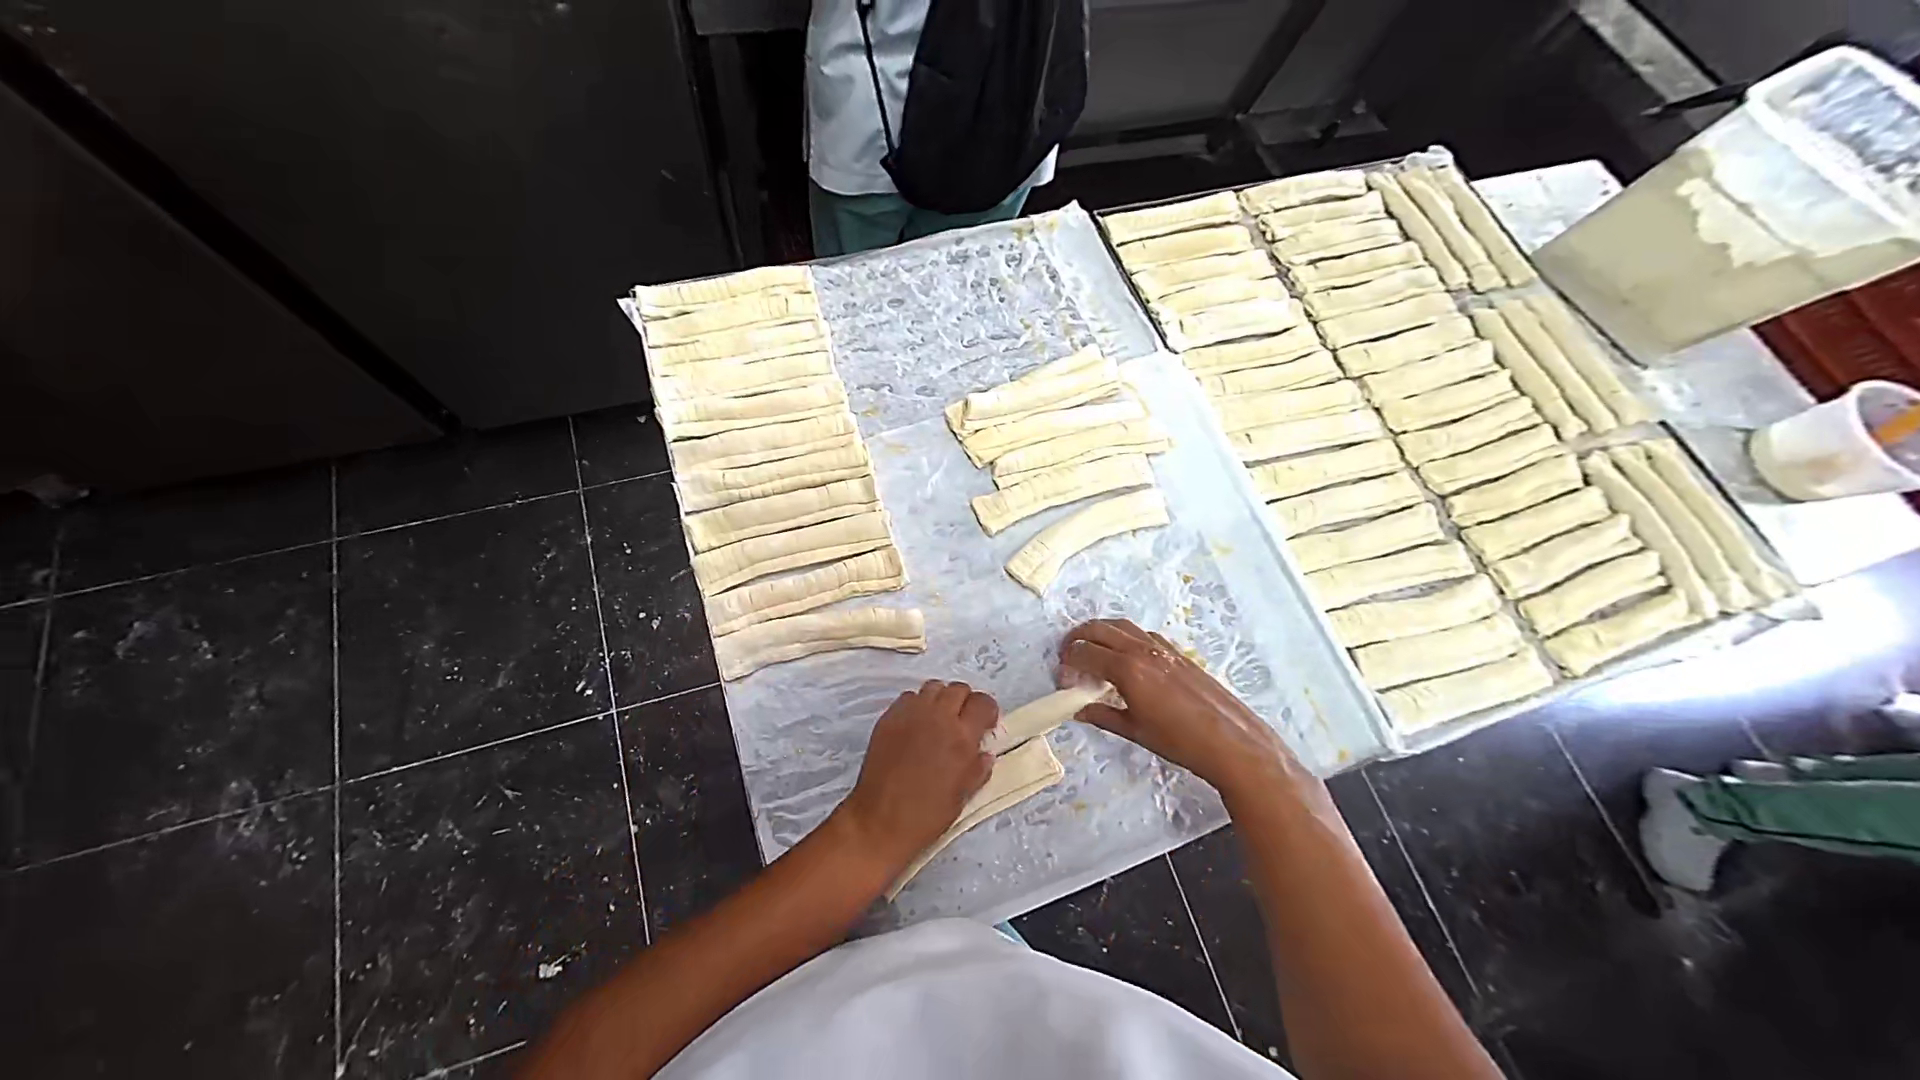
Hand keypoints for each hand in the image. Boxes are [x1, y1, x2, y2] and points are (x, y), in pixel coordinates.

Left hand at [834, 680, 999, 869]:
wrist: (880, 820)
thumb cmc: (927, 814)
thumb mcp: (962, 795)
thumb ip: (977, 769)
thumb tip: (985, 753)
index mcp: (961, 737)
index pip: (983, 703)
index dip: (988, 711)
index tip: (985, 725)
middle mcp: (937, 717)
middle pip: (958, 689)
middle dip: (965, 702)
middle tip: (962, 722)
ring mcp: (910, 714)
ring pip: (933, 687)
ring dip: (941, 699)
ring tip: (938, 720)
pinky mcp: (889, 717)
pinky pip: (908, 697)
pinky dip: (917, 705)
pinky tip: (915, 725)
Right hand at [1061, 619, 1322, 806]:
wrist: (1231, 741)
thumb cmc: (1180, 741)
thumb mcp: (1134, 731)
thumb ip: (1103, 715)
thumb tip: (1079, 710)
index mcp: (1127, 669)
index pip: (1084, 653)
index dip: (1067, 664)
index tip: (1063, 679)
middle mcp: (1141, 650)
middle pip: (1098, 628)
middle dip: (1076, 638)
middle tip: (1067, 656)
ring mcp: (1161, 647)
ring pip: (1120, 625)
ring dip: (1099, 632)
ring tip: (1091, 651)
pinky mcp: (1177, 652)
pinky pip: (1142, 633)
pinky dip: (1124, 637)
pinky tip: (1125, 657)